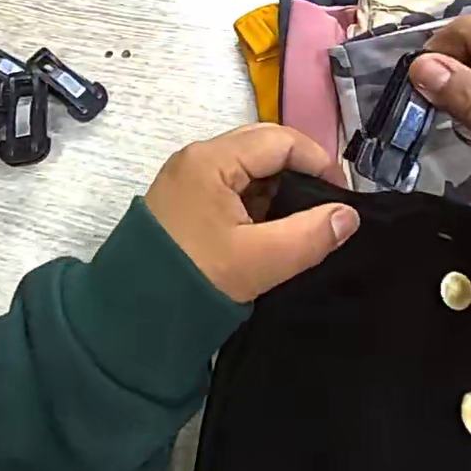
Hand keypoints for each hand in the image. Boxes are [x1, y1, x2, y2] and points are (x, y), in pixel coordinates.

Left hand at [143, 124, 359, 301]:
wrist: (121, 329)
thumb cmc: (192, 283)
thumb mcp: (259, 261)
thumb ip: (311, 234)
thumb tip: (349, 216)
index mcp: (211, 161)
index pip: (281, 140)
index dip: (318, 161)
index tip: (342, 194)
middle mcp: (197, 158)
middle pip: (264, 145)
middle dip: (301, 168)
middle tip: (326, 200)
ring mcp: (187, 178)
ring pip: (250, 164)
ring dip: (280, 184)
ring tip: (302, 215)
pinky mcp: (184, 199)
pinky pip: (233, 183)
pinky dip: (259, 197)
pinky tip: (271, 225)